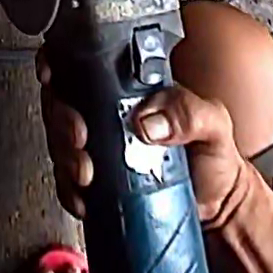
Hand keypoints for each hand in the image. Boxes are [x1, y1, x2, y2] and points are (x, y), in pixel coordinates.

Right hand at [39, 55, 253, 227]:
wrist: (219, 212)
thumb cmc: (214, 157)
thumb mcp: (212, 123)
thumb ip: (187, 112)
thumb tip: (147, 119)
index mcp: (126, 86)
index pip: (80, 61)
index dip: (55, 63)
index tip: (52, 77)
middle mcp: (104, 108)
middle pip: (60, 99)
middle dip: (60, 118)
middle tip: (80, 137)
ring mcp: (97, 143)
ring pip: (57, 137)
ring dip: (62, 153)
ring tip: (86, 172)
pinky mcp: (95, 178)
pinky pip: (65, 178)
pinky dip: (66, 187)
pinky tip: (82, 196)